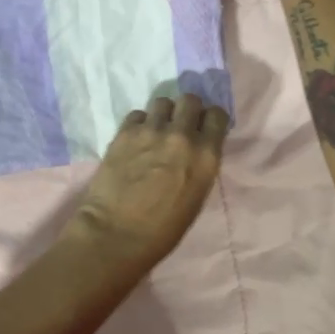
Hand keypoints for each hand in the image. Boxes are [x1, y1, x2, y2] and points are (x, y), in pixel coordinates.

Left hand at [68, 94, 228, 265]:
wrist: (116, 233)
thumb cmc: (162, 230)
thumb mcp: (196, 197)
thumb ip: (199, 166)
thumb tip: (194, 151)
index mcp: (206, 156)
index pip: (218, 115)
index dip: (211, 119)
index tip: (205, 127)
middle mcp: (182, 135)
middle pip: (190, 100)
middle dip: (187, 110)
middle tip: (179, 125)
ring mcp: (151, 130)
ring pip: (162, 102)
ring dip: (162, 114)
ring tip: (154, 131)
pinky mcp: (124, 132)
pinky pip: (137, 114)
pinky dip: (138, 124)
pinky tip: (134, 141)